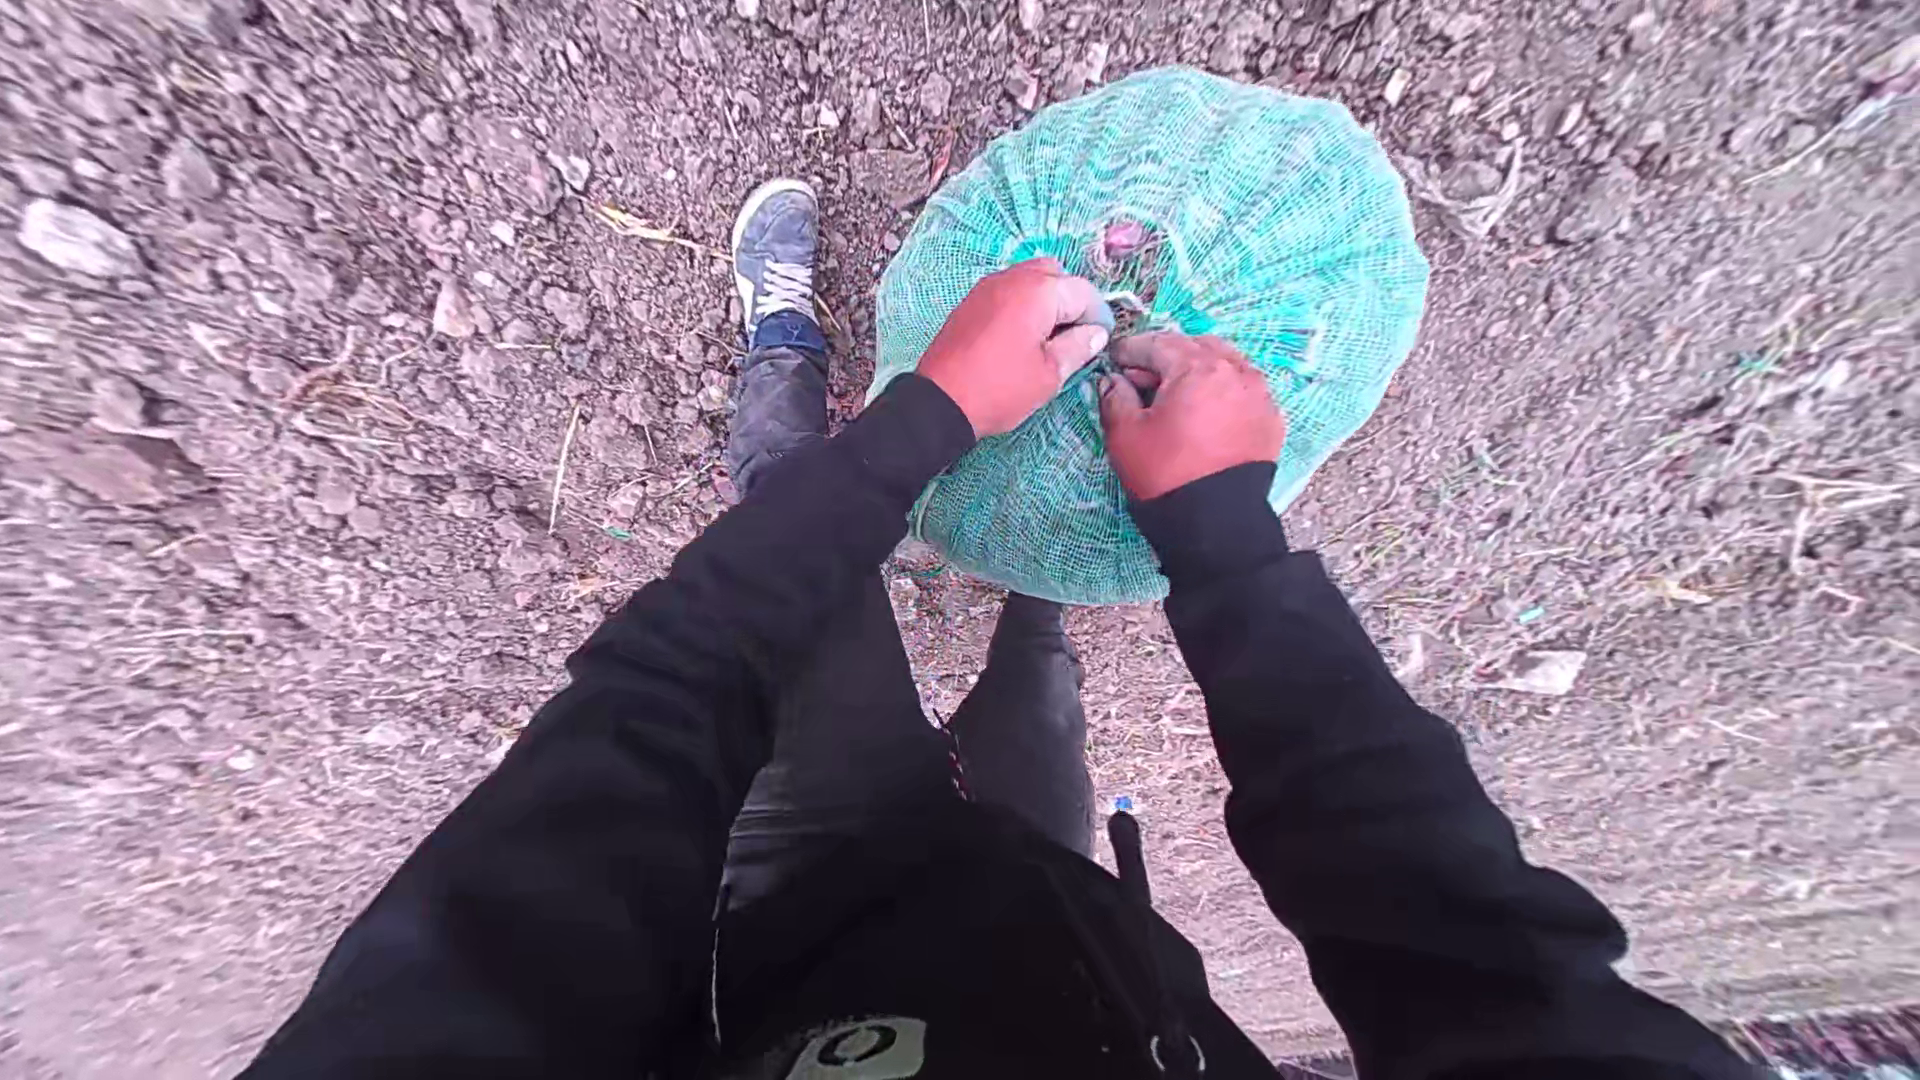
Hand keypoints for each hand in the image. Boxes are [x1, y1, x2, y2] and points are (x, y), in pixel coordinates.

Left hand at [915, 258, 1108, 437]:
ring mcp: (987, 288)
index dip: (1098, 316)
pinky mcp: (970, 303)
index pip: (1083, 291)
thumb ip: (1078, 347)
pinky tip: (1020, 339)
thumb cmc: (999, 390)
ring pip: (1029, 281)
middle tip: (1074, 337)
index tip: (1099, 341)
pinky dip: (1021, 307)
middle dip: (1071, 302)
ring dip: (1045, 303)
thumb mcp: (1049, 375)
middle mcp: (1012, 278)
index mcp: (1038, 291)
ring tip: (1047, 341)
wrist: (940, 403)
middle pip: (1055, 276)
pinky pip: (1006, 293)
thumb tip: (1096, 333)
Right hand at [1097, 332, 1286, 499]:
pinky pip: (1241, 391)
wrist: (1214, 523)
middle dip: (1165, 357)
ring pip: (1224, 365)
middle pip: (1195, 347)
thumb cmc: (1164, 474)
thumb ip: (1115, 398)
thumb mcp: (1125, 435)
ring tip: (1173, 393)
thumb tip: (1112, 381)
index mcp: (1198, 369)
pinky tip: (1202, 412)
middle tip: (1140, 377)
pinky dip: (1219, 392)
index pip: (1158, 345)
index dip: (1130, 350)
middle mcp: (1236, 371)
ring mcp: (1259, 395)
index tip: (1114, 359)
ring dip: (1196, 371)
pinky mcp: (1270, 420)